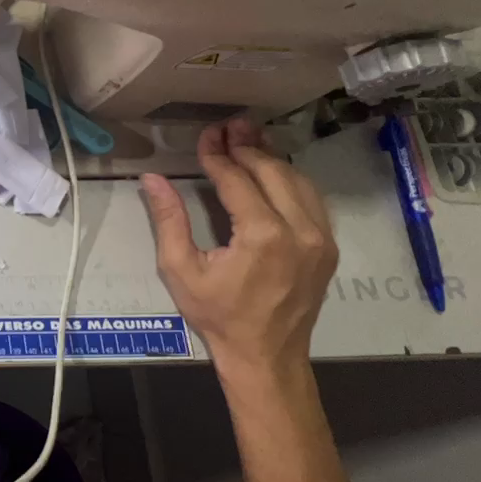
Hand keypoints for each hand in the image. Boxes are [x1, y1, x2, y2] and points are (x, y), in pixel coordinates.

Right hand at [139, 118, 336, 379]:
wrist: (265, 355)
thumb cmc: (216, 314)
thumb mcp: (179, 269)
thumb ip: (169, 220)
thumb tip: (153, 180)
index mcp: (263, 235)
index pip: (238, 180)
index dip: (218, 156)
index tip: (204, 136)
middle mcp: (300, 230)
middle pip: (274, 172)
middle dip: (248, 147)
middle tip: (228, 126)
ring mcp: (321, 238)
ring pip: (299, 182)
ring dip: (272, 159)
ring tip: (248, 139)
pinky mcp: (327, 247)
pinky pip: (312, 200)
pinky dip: (290, 179)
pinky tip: (271, 171)